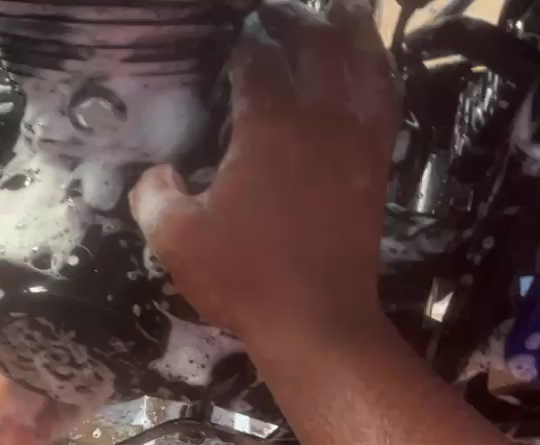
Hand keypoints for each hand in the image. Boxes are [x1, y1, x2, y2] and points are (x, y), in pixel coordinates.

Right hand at [131, 0, 397, 370]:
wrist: (313, 318)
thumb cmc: (241, 277)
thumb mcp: (176, 241)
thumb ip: (155, 197)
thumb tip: (157, 173)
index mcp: (269, 126)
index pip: (258, 61)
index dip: (244, 43)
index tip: (233, 37)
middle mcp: (321, 115)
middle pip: (315, 43)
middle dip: (293, 22)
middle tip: (275, 16)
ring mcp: (357, 136)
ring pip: (362, 58)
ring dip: (347, 28)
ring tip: (336, 9)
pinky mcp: (377, 162)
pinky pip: (385, 96)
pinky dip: (378, 68)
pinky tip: (370, 64)